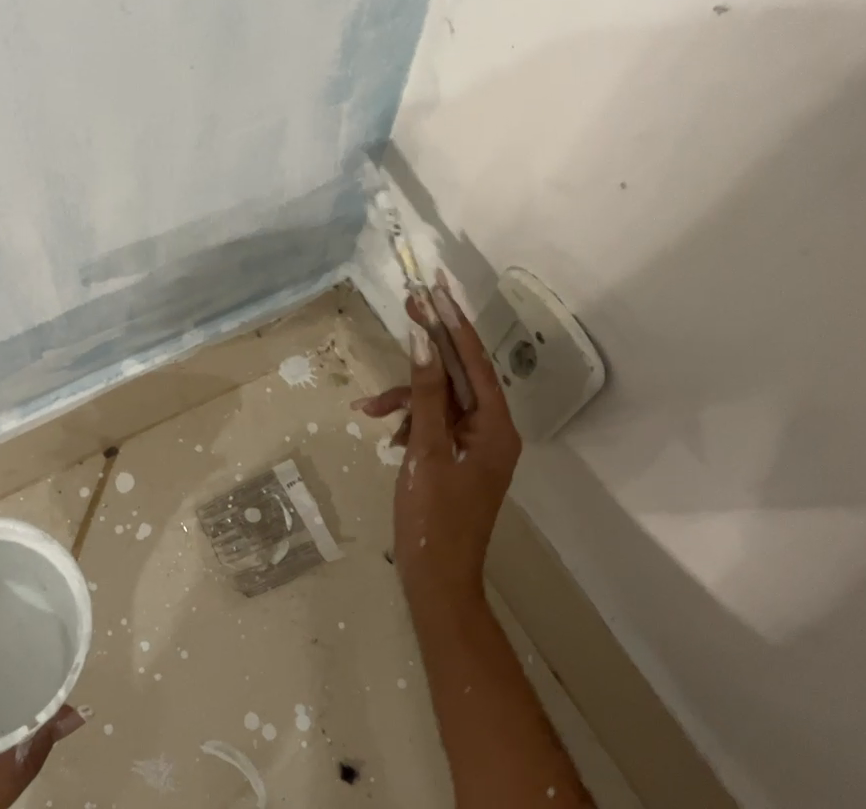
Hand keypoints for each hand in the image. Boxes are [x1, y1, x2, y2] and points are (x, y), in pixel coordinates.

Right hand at [354, 272, 522, 595]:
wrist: (436, 578)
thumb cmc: (433, 517)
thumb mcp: (425, 450)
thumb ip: (424, 394)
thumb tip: (422, 341)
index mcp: (495, 427)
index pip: (473, 360)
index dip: (454, 321)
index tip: (437, 287)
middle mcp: (492, 430)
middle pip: (457, 374)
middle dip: (427, 348)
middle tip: (407, 305)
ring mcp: (474, 445)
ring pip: (438, 400)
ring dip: (405, 398)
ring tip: (370, 411)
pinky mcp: (457, 457)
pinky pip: (432, 424)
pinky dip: (408, 423)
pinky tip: (383, 433)